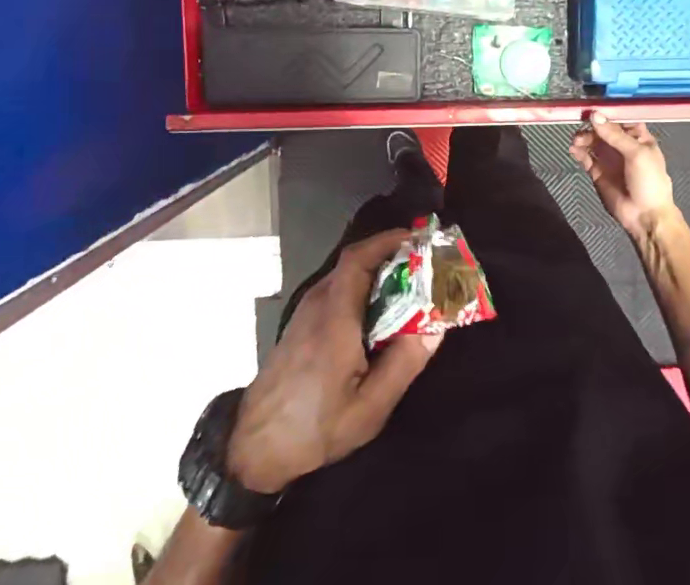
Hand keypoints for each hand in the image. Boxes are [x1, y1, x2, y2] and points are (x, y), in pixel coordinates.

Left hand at [225, 230, 440, 492]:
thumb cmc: (314, 428)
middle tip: (426, 264)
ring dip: (378, 272)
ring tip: (412, 285)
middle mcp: (318, 307)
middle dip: (391, 255)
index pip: (356, 261)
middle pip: (354, 263)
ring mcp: (306, 316)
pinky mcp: (302, 327)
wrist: (253, 451)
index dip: (386, 241)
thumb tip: (436, 326)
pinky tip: (382, 312)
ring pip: (346, 277)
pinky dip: (364, 289)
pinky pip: (338, 292)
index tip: (418, 238)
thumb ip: (404, 363)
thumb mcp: (370, 407)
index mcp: (334, 319)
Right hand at [570, 114, 676, 241]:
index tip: (592, 109)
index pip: (621, 120)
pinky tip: (574, 149)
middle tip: (581, 127)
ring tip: (576, 140)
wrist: (645, 215)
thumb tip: (594, 115)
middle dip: (592, 127)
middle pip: (604, 130)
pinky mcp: (598, 173)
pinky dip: (579, 152)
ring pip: (593, 142)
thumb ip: (614, 135)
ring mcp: (610, 159)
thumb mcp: (636, 153)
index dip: (607, 114)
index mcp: (639, 138)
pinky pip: (587, 158)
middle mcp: (623, 146)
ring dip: (584, 138)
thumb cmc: (649, 180)